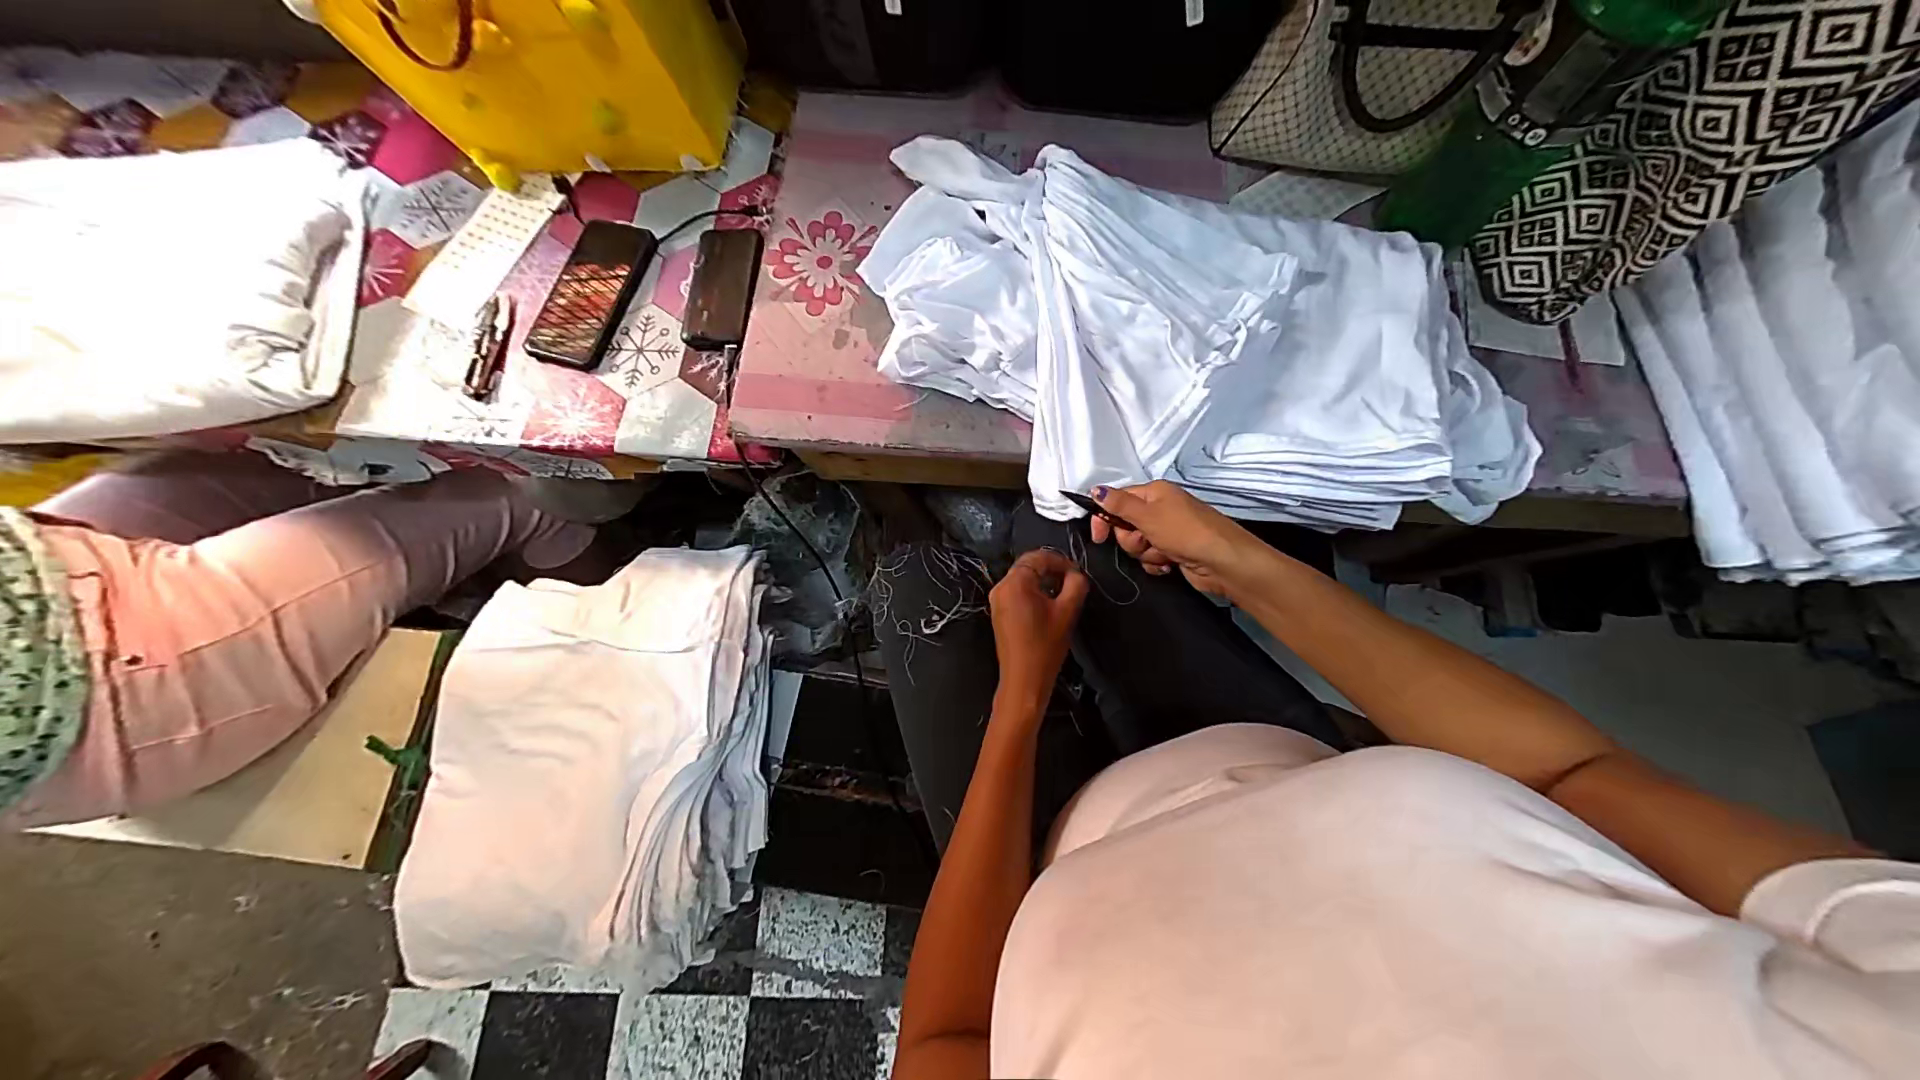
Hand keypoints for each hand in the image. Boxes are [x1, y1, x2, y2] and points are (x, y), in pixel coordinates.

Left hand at [989, 549, 1088, 713]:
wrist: (1023, 679)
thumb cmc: (1046, 645)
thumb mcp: (1067, 612)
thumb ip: (1076, 585)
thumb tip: (1076, 574)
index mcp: (1015, 583)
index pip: (1038, 557)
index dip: (1061, 561)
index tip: (1077, 574)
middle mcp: (1001, 586)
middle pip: (1028, 565)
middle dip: (1051, 569)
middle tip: (1072, 581)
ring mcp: (997, 600)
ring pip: (1022, 578)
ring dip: (1043, 580)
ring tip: (1063, 593)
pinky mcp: (998, 612)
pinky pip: (1016, 591)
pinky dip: (1033, 591)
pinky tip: (1048, 605)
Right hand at [1087, 480, 1264, 598]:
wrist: (1223, 561)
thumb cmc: (1186, 532)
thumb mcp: (1147, 515)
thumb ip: (1118, 504)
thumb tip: (1095, 489)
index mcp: (1154, 493)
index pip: (1117, 500)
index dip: (1105, 518)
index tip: (1098, 537)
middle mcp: (1160, 509)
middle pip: (1125, 525)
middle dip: (1131, 539)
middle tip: (1146, 540)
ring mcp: (1167, 531)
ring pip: (1137, 545)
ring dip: (1146, 553)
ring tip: (1164, 553)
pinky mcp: (1173, 551)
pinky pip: (1150, 558)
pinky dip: (1156, 563)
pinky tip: (1169, 564)